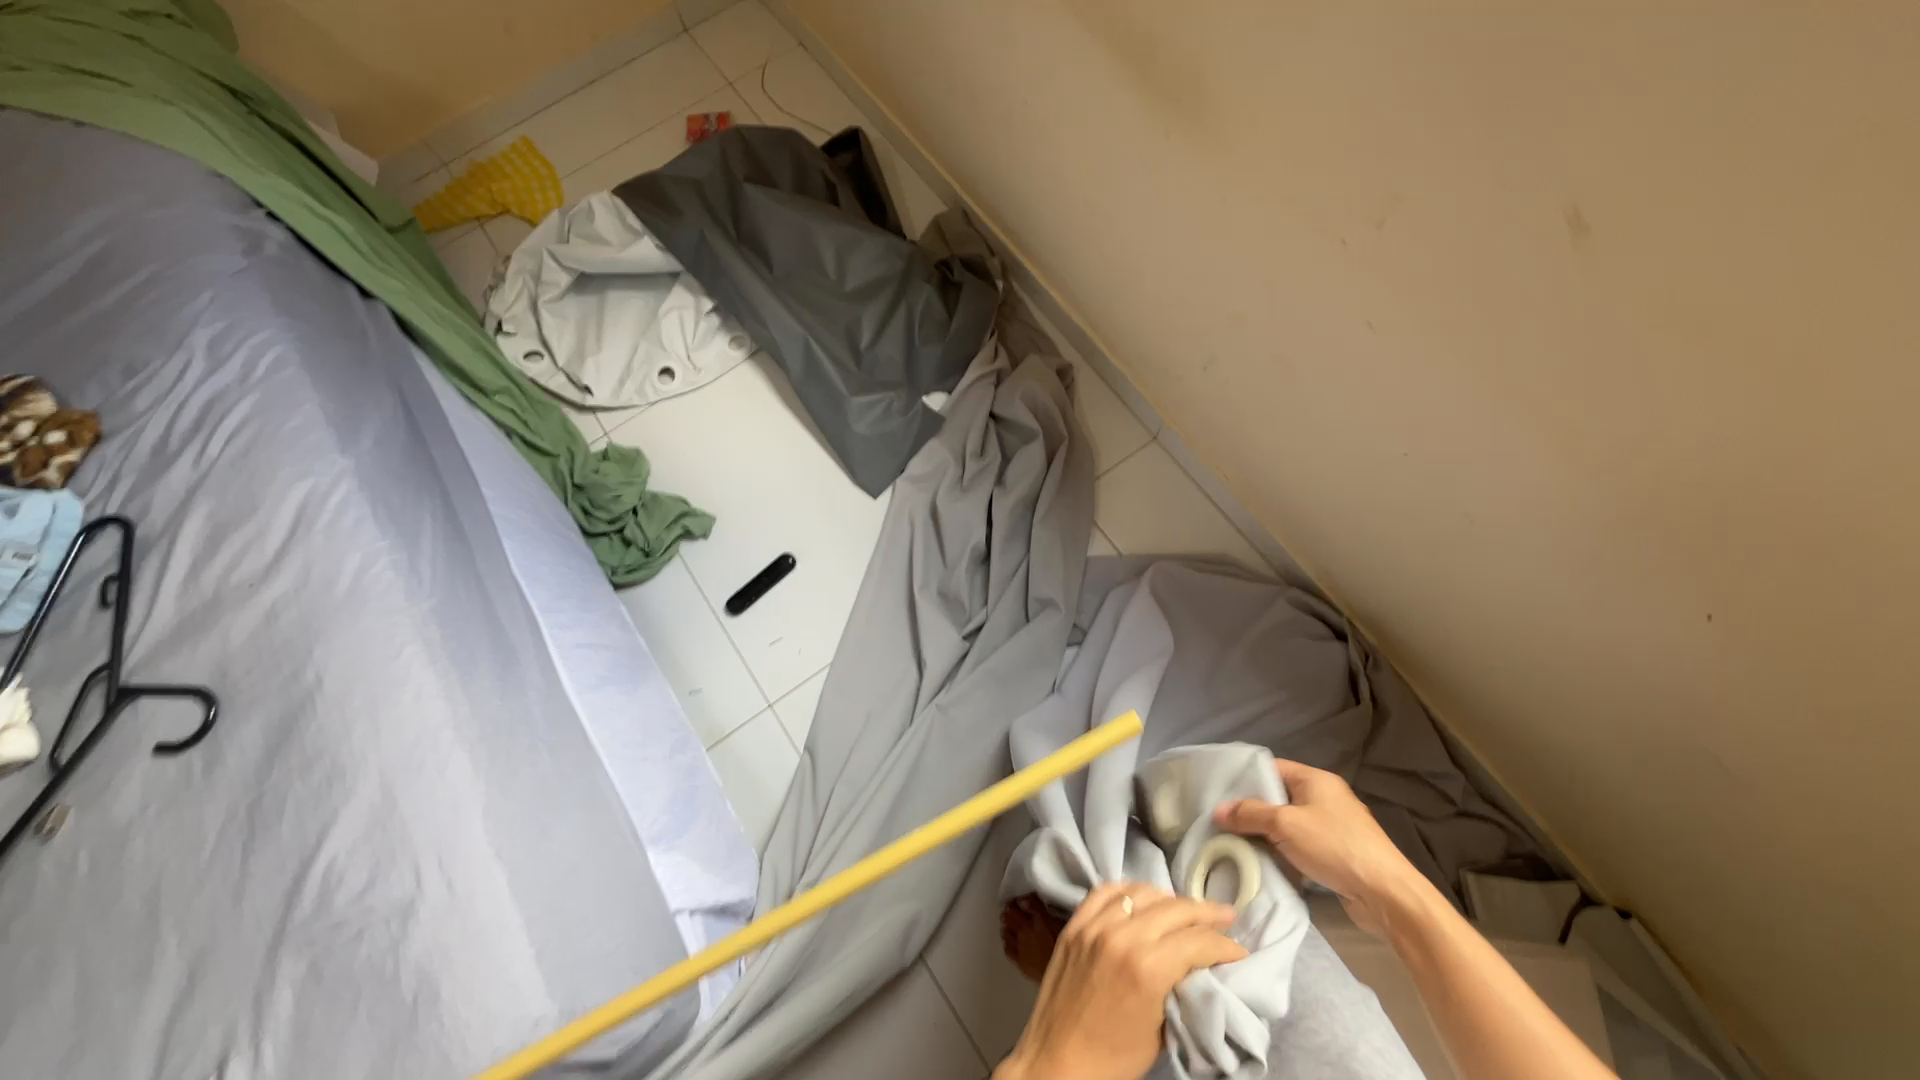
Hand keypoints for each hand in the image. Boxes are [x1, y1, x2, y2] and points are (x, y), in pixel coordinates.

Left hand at [997, 883, 1246, 1079]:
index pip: (1198, 942)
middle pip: (1175, 909)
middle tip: (1226, 915)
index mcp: (1147, 969)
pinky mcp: (1074, 925)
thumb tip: (1204, 966)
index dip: (1225, 945)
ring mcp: (1093, 927)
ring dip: (1169, 899)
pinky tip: (1142, 897)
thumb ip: (1183, 988)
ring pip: (1141, 893)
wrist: (1059, 1061)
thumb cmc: (1115, 1057)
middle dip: (1206, 912)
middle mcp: (1121, 938)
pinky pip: (1105, 892)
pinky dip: (1128, 890)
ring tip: (1186, 908)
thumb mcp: (1163, 1028)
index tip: (1239, 950)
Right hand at [1212, 758, 1422, 937]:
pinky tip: (1265, 862)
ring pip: (1288, 823)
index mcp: (1316, 780)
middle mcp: (1325, 797)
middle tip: (1223, 823)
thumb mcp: (1285, 824)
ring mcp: (1332, 826)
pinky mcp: (1336, 852)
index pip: (1272, 768)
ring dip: (1266, 834)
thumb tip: (1219, 810)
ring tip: (1236, 843)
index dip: (1245, 778)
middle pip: (1278, 797)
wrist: (1385, 893)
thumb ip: (1250, 814)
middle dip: (1252, 810)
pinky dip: (1283, 851)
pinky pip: (1300, 844)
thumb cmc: (1334, 846)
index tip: (1219, 794)